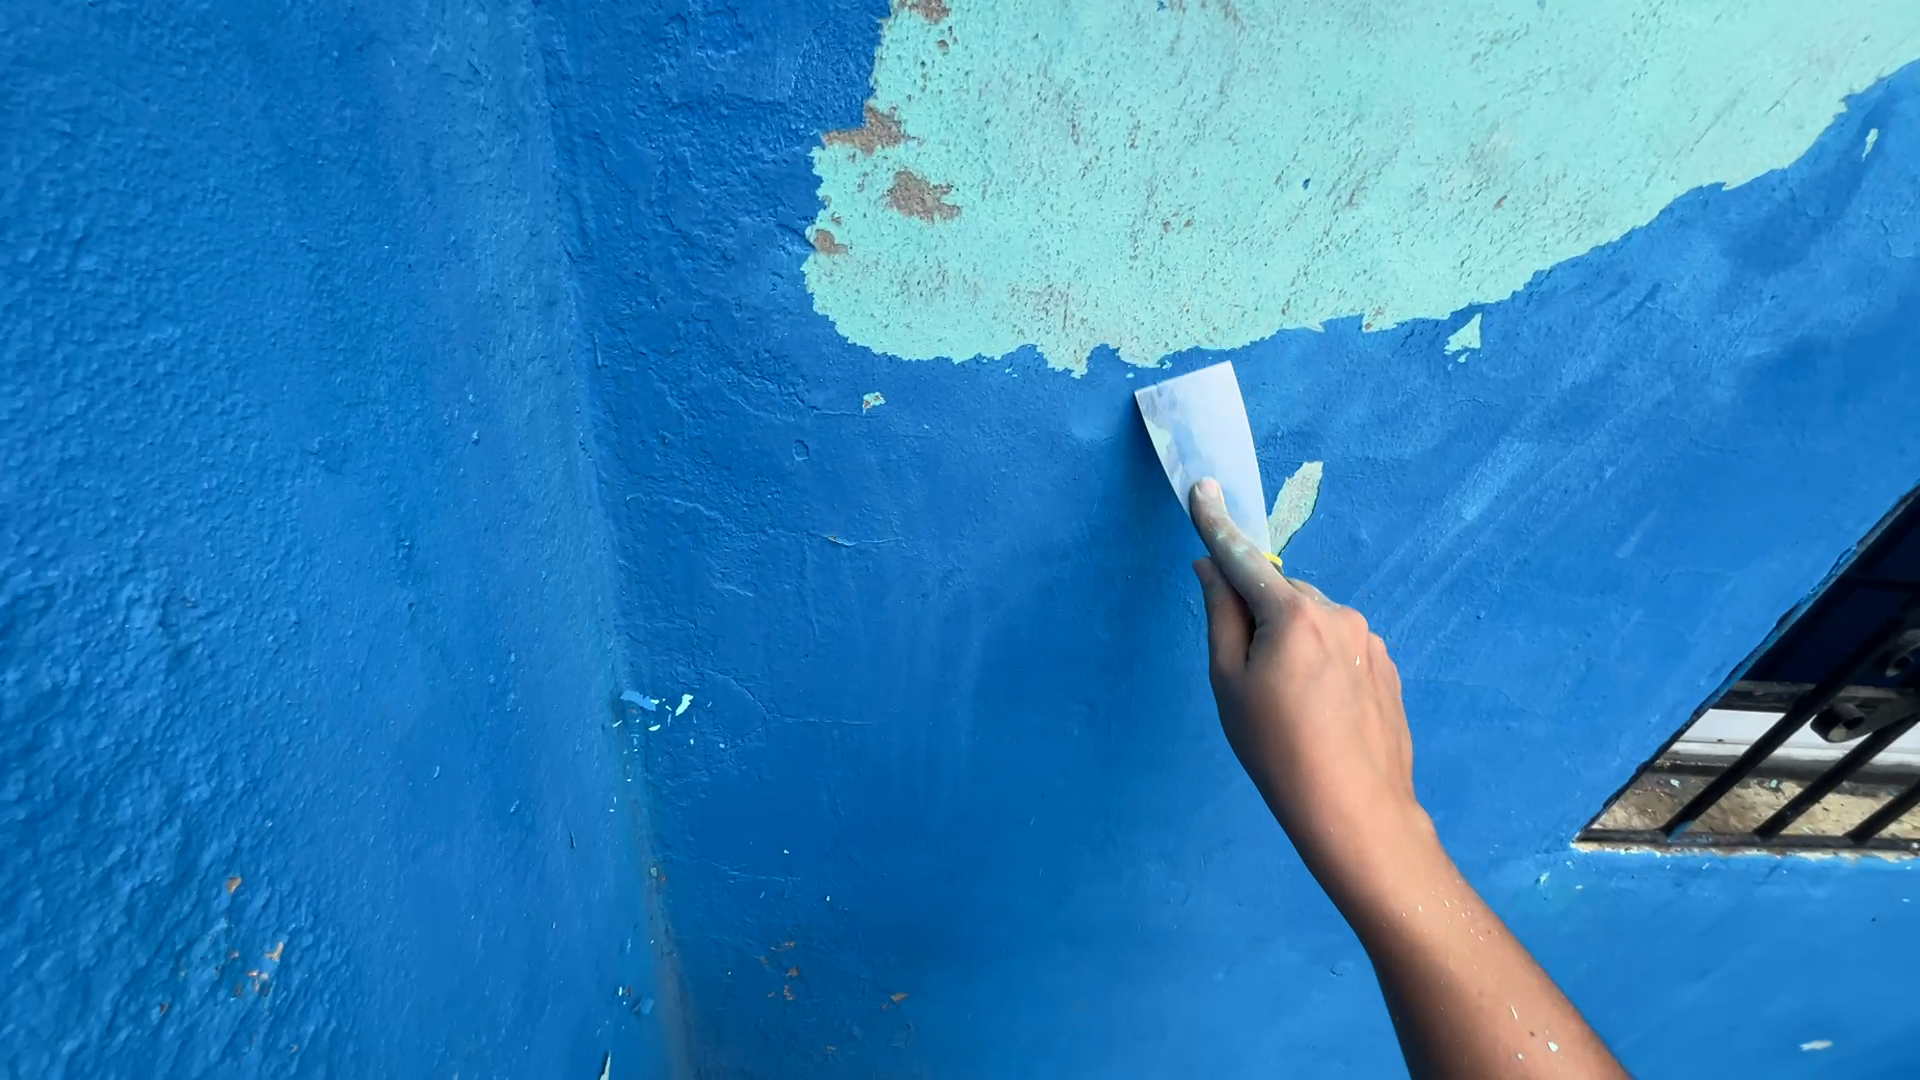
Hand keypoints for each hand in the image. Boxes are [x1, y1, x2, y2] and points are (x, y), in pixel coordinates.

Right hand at [1187, 477, 1436, 903]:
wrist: (1356, 812)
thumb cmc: (1274, 748)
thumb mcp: (1227, 682)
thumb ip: (1220, 615)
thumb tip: (1211, 567)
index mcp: (1292, 613)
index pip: (1243, 557)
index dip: (1216, 523)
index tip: (1201, 486)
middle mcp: (1336, 611)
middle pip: (1278, 592)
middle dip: (1257, 612)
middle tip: (1247, 672)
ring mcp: (1368, 637)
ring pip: (1309, 618)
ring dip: (1288, 637)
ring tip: (1288, 700)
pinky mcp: (1386, 663)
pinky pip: (1337, 642)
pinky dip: (1317, 656)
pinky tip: (1319, 707)